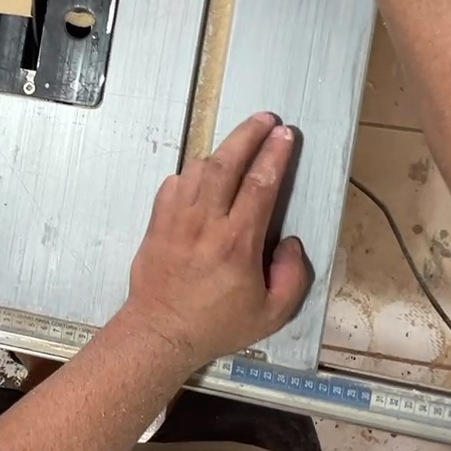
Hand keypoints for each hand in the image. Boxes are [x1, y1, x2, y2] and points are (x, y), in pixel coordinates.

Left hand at [115, 112, 312, 371]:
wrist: (161, 331)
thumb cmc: (217, 324)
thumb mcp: (272, 314)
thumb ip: (293, 276)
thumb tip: (291, 241)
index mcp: (237, 242)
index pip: (260, 185)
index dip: (274, 155)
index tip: (285, 135)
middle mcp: (205, 223)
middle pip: (226, 164)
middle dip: (247, 135)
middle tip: (265, 119)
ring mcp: (176, 218)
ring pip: (198, 169)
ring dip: (220, 153)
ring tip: (238, 146)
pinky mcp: (157, 221)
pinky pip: (174, 184)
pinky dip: (190, 174)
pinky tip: (203, 176)